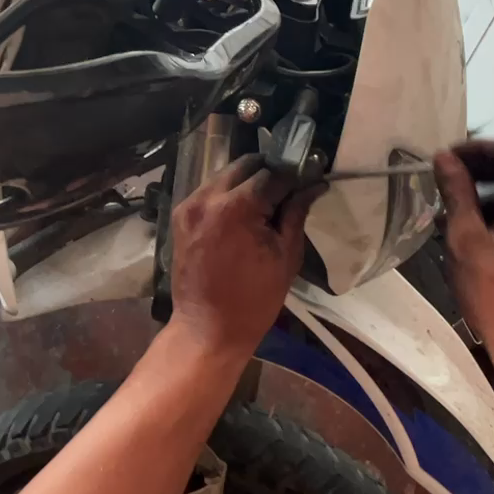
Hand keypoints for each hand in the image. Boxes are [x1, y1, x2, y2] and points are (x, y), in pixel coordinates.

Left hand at [168, 155, 320, 359]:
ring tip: (264, 203)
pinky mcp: (181, 215)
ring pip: (225, 174)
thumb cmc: (254, 299)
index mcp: (237, 207)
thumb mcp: (286, 256)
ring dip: (246, 181)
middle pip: (245, 165)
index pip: (272, 174)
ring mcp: (190, 205)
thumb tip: (313, 185)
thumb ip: (296, 213)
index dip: (293, 177)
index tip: (307, 181)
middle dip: (268, 173)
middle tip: (286, 191)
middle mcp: (208, 197)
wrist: (207, 328)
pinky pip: (209, 190)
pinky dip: (227, 193)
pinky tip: (240, 213)